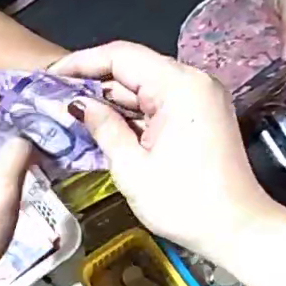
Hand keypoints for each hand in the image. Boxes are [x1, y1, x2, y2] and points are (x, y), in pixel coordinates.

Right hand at [51, 42, 285, 255]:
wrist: (235, 228)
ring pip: (143, 87)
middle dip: (91, 83)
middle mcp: (192, 82)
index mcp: (178, 86)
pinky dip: (128, 113)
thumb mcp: (132, 168)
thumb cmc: (185, 203)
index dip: (80, 63)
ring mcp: (198, 98)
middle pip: (132, 69)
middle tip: (52, 99)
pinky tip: (100, 126)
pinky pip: (156, 104)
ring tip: (68, 113)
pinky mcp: (199, 116)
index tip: (49, 76)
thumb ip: (103, 128)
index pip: (121, 56)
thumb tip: (77, 105)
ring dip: (108, 101)